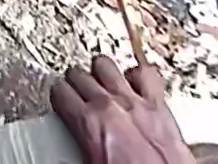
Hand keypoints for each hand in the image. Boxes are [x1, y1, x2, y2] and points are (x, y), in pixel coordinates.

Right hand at [50, 56, 193, 163]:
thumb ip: (78, 151)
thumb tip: (66, 156)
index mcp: (89, 126)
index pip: (60, 92)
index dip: (58, 96)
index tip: (61, 101)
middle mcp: (109, 106)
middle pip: (79, 74)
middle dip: (75, 83)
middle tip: (77, 94)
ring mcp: (134, 102)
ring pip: (105, 64)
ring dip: (101, 74)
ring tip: (101, 84)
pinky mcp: (159, 105)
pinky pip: (145, 74)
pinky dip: (137, 77)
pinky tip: (134, 85)